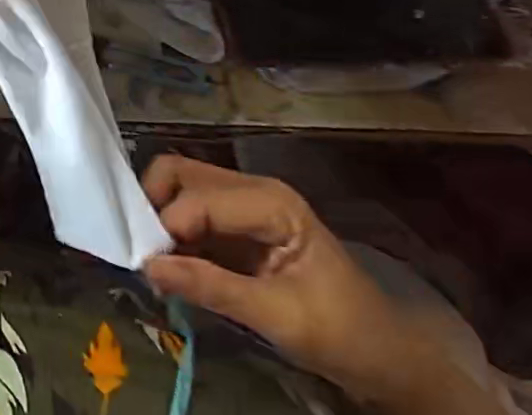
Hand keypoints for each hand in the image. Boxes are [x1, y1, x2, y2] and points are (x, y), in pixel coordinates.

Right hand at [140, 156, 503, 414]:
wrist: (386, 358)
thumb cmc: (345, 335)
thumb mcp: (281, 318)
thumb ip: (213, 288)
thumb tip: (148, 267)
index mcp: (271, 202)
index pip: (198, 199)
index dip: (167, 226)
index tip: (149, 265)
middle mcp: (250, 189)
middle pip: (179, 173)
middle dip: (152, 205)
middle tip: (144, 249)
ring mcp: (240, 203)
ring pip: (177, 185)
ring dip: (156, 215)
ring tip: (154, 256)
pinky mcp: (232, 222)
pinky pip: (186, 209)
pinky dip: (168, 230)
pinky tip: (168, 260)